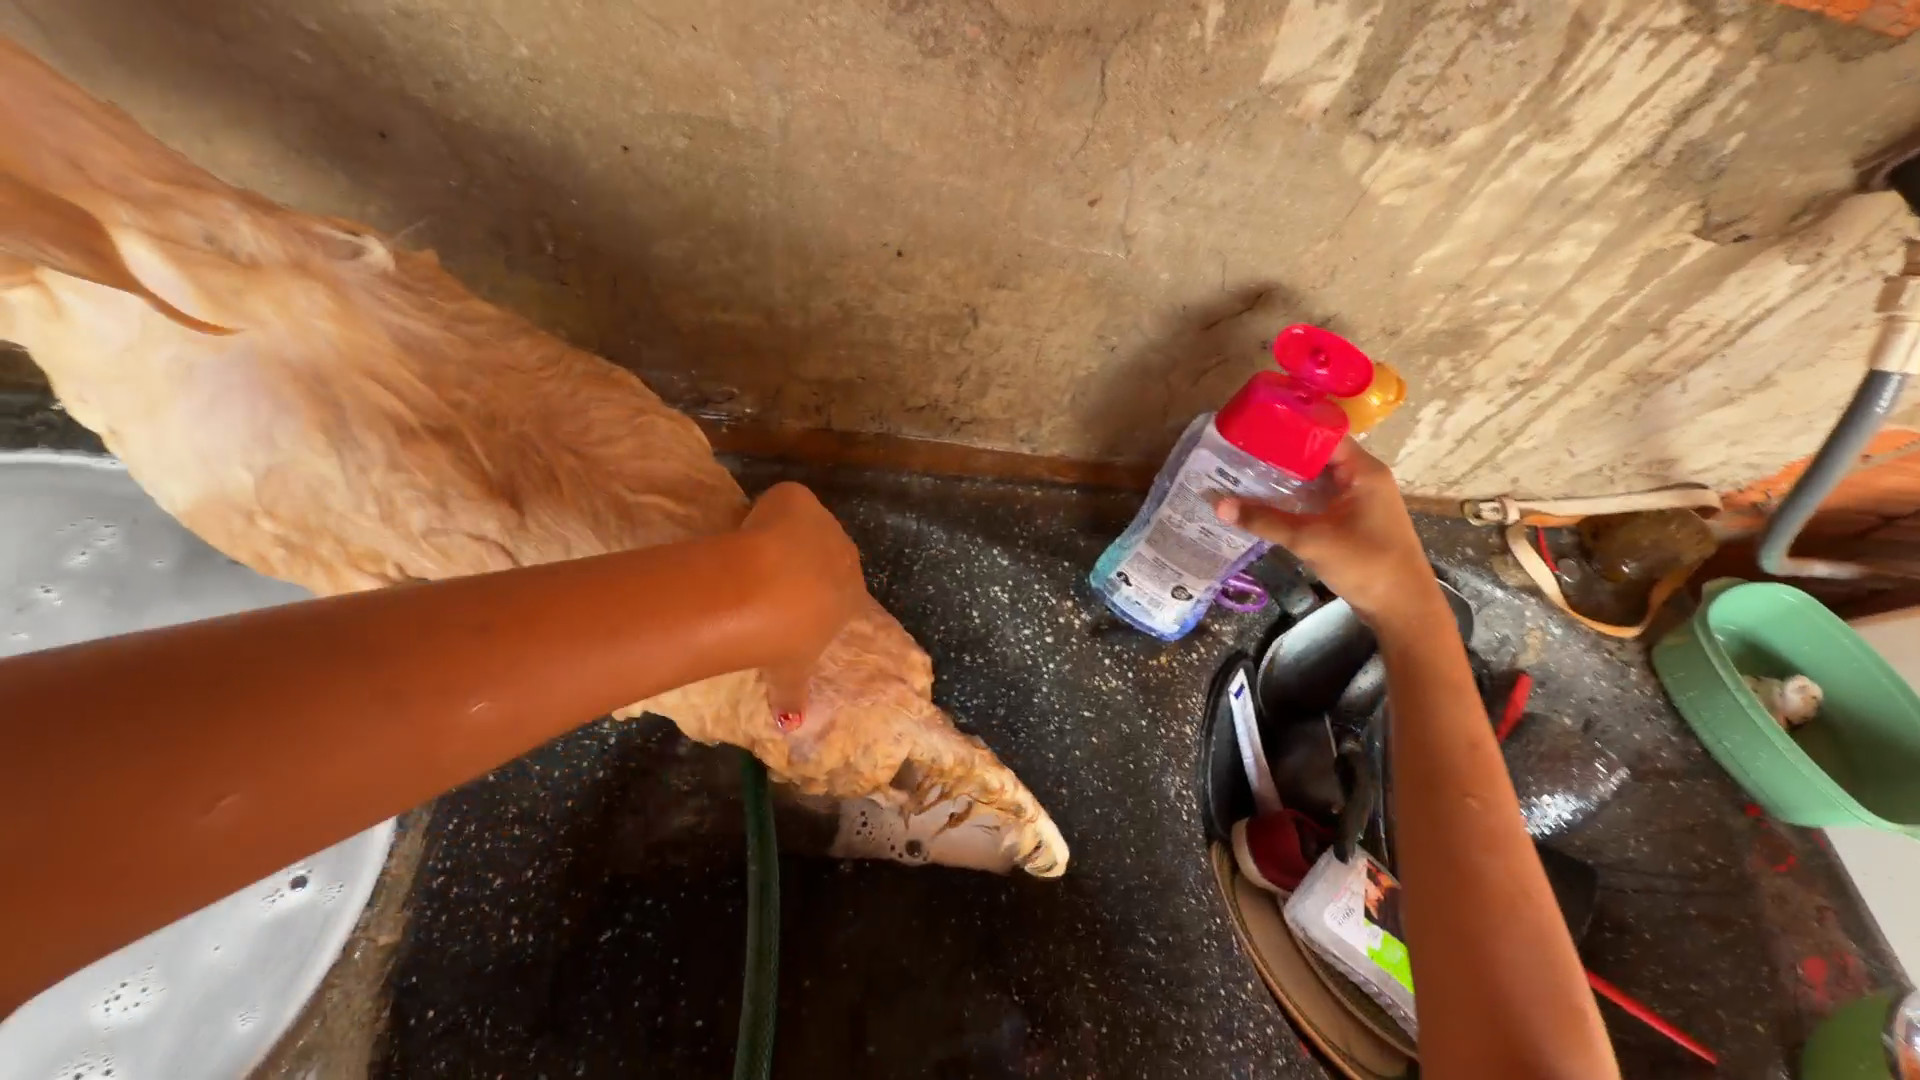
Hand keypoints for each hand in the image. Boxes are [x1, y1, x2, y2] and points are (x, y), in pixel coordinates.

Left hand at [738, 483, 866, 724]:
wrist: (766, 593)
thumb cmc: (784, 637)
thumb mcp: (791, 673)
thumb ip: (792, 694)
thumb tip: (791, 725)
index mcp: (850, 597)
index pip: (839, 592)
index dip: (813, 596)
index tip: (787, 606)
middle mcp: (845, 557)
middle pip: (825, 555)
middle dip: (801, 565)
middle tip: (765, 581)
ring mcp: (824, 525)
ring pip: (805, 527)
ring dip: (784, 539)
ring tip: (750, 557)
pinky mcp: (800, 500)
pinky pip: (786, 502)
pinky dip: (767, 512)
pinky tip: (745, 529)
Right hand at [1214, 440, 1439, 629]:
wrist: (1402, 608)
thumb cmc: (1365, 564)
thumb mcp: (1310, 540)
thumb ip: (1264, 520)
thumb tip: (1218, 504)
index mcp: (1363, 471)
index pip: (1322, 435)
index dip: (1288, 430)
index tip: (1252, 431)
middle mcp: (1362, 478)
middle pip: (1315, 457)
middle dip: (1277, 457)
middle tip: (1237, 454)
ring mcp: (1358, 501)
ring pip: (1314, 481)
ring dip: (1282, 481)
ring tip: (1241, 475)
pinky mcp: (1351, 521)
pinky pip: (1316, 501)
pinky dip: (1292, 501)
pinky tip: (1263, 505)